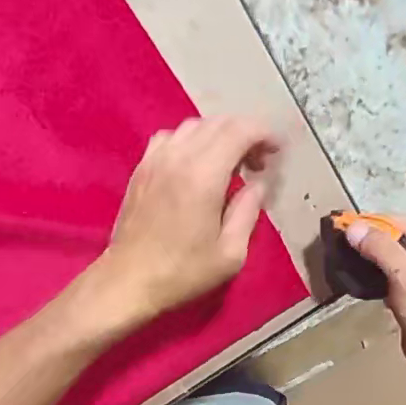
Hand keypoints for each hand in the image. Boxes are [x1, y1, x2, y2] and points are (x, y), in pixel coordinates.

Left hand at [84, 116, 280, 329]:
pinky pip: (169, 138)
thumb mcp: (230, 253)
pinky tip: (196, 165)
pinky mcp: (141, 169)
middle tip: (258, 163)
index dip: (264, 134)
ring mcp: (154, 160)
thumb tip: (258, 184)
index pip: (240, 131)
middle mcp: (177, 158)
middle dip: (245, 134)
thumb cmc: (182, 273)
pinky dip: (190, 141)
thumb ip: (248, 211)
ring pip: (193, 126)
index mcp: (203, 176)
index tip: (277, 152)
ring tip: (230, 163)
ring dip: (218, 136)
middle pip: (218, 123)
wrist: (128, 281)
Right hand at [345, 216, 405, 400]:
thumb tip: (353, 228)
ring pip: (392, 254)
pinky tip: (360, 275)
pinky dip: (376, 271)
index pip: (398, 221)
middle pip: (395, 235)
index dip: (369, 223)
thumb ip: (380, 247)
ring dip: (370, 255)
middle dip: (368, 238)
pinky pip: (392, 271)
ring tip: (345, 257)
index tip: (340, 227)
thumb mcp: (405, 275)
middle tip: (340, 243)